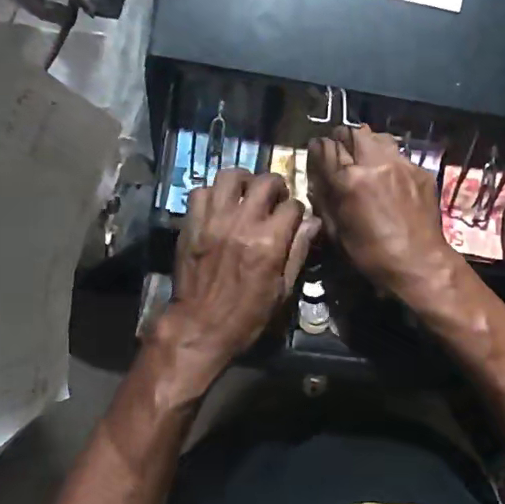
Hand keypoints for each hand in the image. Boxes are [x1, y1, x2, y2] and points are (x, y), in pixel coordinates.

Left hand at [145, 168, 317, 395]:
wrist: (199, 327)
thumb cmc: (247, 316)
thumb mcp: (282, 290)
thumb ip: (298, 251)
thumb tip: (313, 222)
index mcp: (269, 241)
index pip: (293, 205)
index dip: (297, 211)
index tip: (294, 220)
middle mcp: (242, 222)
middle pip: (265, 181)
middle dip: (276, 186)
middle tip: (274, 200)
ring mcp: (214, 220)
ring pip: (230, 176)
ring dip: (244, 181)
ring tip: (246, 194)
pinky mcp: (192, 223)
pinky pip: (201, 191)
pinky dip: (213, 194)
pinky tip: (219, 206)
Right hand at [308, 126, 461, 301]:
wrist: (420, 263)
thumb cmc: (371, 255)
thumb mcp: (336, 231)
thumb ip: (324, 199)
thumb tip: (317, 177)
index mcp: (348, 180)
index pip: (326, 147)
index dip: (318, 147)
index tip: (317, 149)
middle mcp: (374, 164)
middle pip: (352, 133)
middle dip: (342, 139)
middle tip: (340, 151)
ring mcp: (400, 164)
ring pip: (378, 136)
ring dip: (367, 143)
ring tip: (365, 157)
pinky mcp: (419, 170)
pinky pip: (398, 154)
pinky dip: (388, 158)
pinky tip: (388, 175)